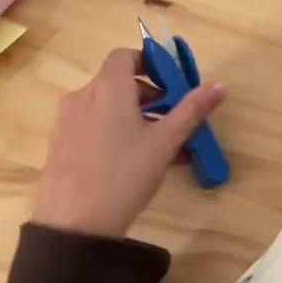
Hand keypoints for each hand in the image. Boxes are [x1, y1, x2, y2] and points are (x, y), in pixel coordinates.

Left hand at [32, 48, 226, 238]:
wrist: (73, 227)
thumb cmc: (124, 175)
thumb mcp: (166, 142)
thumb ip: (193, 110)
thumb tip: (220, 85)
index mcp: (107, 89)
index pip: (125, 56)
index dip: (151, 62)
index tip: (173, 83)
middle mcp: (82, 97)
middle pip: (120, 83)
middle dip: (152, 96)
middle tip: (176, 120)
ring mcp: (67, 122)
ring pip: (109, 108)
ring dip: (138, 117)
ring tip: (164, 147)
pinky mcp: (61, 146)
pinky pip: (95, 126)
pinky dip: (118, 132)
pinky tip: (139, 162)